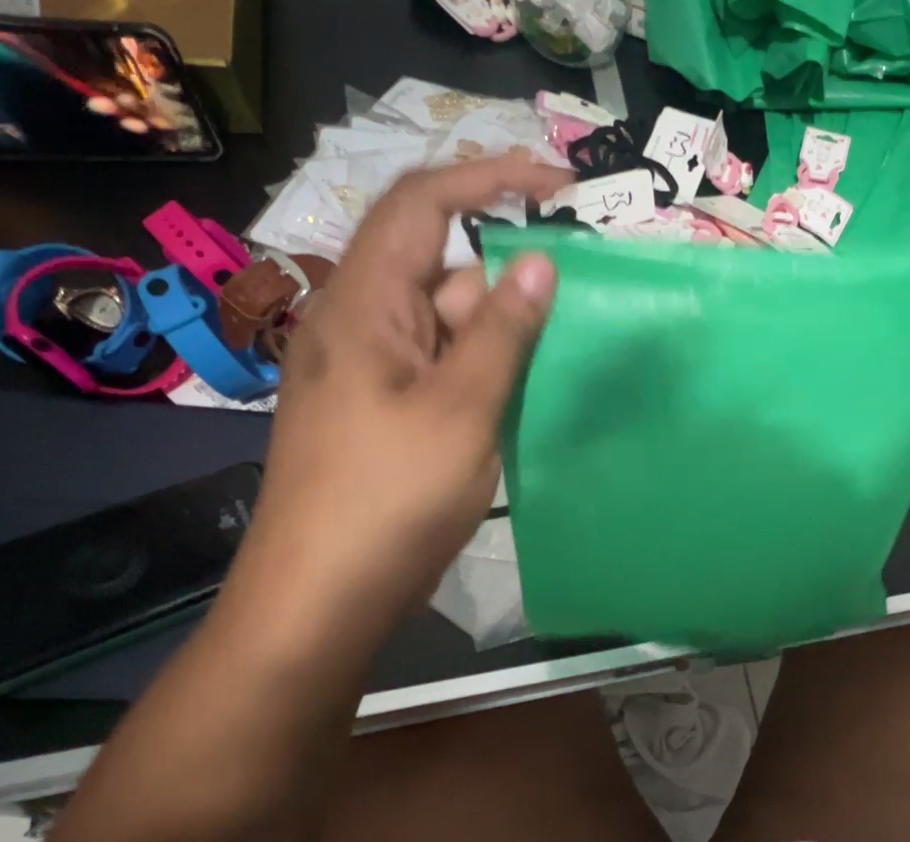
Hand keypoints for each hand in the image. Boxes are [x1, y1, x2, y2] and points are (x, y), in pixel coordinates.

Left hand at [228, 157, 569, 633]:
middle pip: (442, 265)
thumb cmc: (389, 497)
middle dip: (510, 270)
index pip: (422, 205)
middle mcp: (363, 324)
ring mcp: (375, 372)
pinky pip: (447, 366)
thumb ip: (502, 333)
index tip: (560, 187)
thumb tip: (539, 261)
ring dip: (506, 328)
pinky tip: (531, 392)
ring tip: (569, 352)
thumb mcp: (460, 409)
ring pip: (450, 323)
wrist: (324, 595)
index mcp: (364, 304)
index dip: (489, 179)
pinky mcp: (390, 412)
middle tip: (585, 293)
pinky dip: (490, 368)